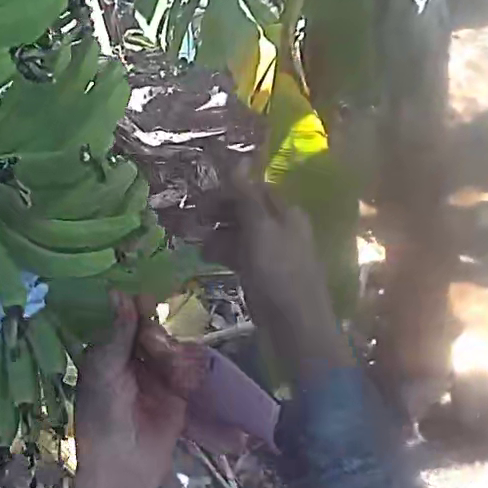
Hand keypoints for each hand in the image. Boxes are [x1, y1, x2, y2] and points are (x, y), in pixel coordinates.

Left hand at [72, 293, 206, 487]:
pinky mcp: (178, 392)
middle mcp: (133, 360)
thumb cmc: (104, 417)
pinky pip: (187, 369)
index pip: (126, 321)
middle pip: (153, 331)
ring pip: (172, 348)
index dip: (137, 308)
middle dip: (157, 335)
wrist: (125, 467)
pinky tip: (182, 379)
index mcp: (108, 353)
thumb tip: (118, 292)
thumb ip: (118, 335)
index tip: (148, 297)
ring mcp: (157, 376)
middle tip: (155, 347)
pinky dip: (188, 370)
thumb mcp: (105, 372)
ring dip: (173, 354)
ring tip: (168, 372)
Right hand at [210, 161, 350, 379]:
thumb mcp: (260, 230)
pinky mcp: (264, 275)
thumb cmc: (278, 273)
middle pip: (247, 211)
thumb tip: (238, 161)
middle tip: (192, 221)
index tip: (199, 201)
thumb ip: (247, 197)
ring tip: (195, 242)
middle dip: (219, 213)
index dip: (227, 191)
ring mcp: (273, 253)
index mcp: (286, 213)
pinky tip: (206, 257)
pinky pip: (240, 256)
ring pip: (241, 234)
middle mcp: (281, 229)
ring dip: (218, 234)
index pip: (254, 190)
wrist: (295, 325)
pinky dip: (224, 252)